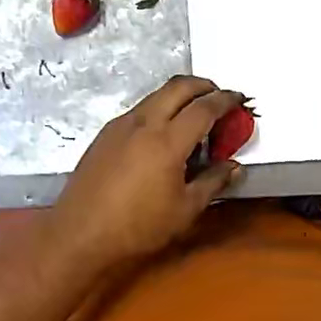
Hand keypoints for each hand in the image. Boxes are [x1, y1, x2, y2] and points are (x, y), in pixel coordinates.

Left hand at [49, 76, 245, 267]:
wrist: (79, 234)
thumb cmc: (137, 227)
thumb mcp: (184, 210)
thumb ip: (213, 182)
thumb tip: (233, 166)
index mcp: (167, 140)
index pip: (204, 107)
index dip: (227, 100)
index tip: (241, 99)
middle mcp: (144, 122)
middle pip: (179, 86)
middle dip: (204, 86)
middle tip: (219, 99)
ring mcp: (121, 124)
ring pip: (157, 95)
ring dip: (180, 96)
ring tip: (194, 117)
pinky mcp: (106, 133)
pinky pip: (141, 109)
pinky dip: (160, 108)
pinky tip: (163, 134)